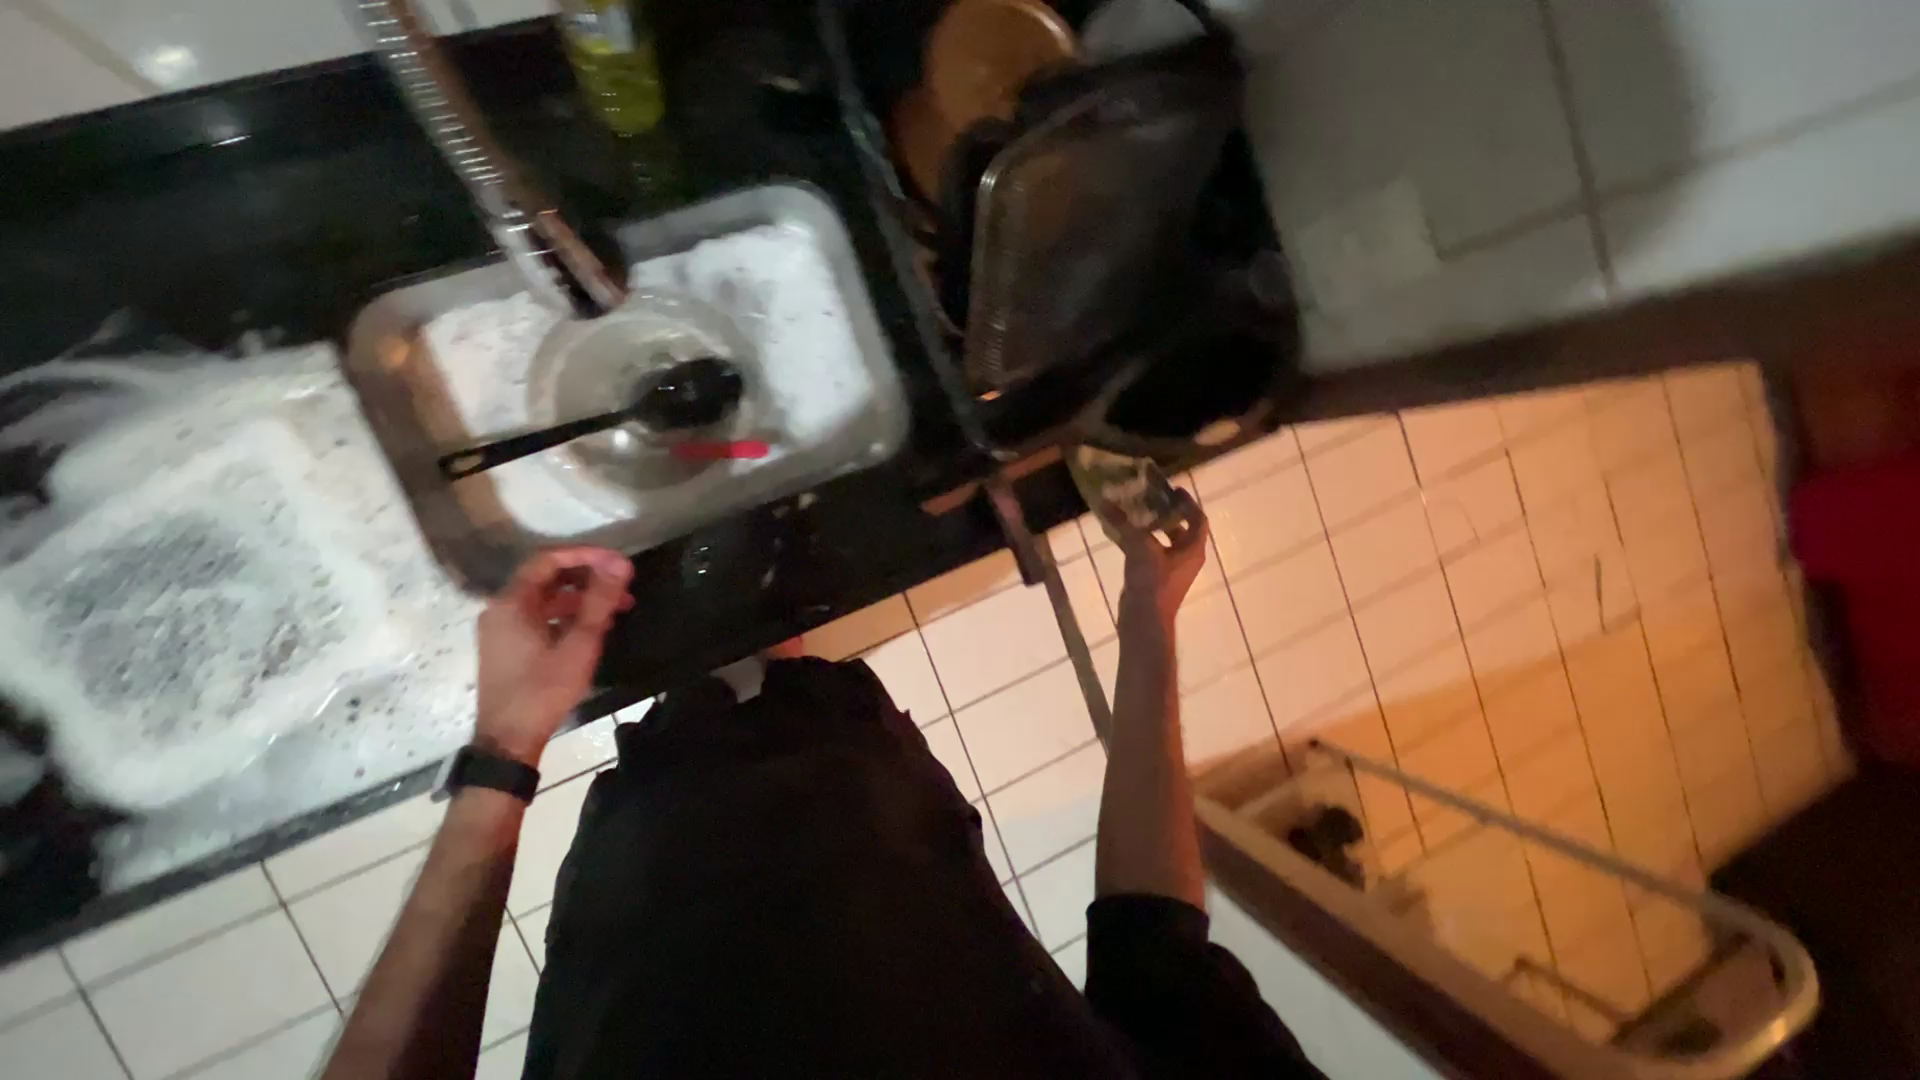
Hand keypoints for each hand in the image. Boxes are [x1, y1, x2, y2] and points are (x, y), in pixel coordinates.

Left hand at [476, 547, 633, 764]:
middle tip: (622, 586)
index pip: (548, 560)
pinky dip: (567, 615)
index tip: (618, 563)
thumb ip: (599, 600)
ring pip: (545, 599)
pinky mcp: (507, 647)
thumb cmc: (544, 688)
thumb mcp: (579, 643)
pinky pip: (540, 617)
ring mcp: (501, 629)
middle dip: (588, 577)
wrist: (509, 739)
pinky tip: (594, 628)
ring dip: (581, 598)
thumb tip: (621, 564)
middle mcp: (500, 609)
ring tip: (617, 609)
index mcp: (511, 602)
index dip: (586, 555)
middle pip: (547, 578)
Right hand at [1118, 499, 1210, 625]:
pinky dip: (1142, 542)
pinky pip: (1152, 554)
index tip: (1174, 489)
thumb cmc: (1151, 581)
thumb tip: (1106, 502)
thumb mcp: (1139, 547)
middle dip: (1168, 514)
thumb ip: (1124, 523)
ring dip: (1153, 528)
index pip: (1198, 519)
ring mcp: (1172, 570)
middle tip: (1152, 499)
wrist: (1144, 619)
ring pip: (1166, 543)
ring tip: (1136, 513)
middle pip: (1182, 530)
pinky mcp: (1156, 578)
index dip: (1188, 503)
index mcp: (1192, 549)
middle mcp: (1186, 558)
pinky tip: (1124, 535)